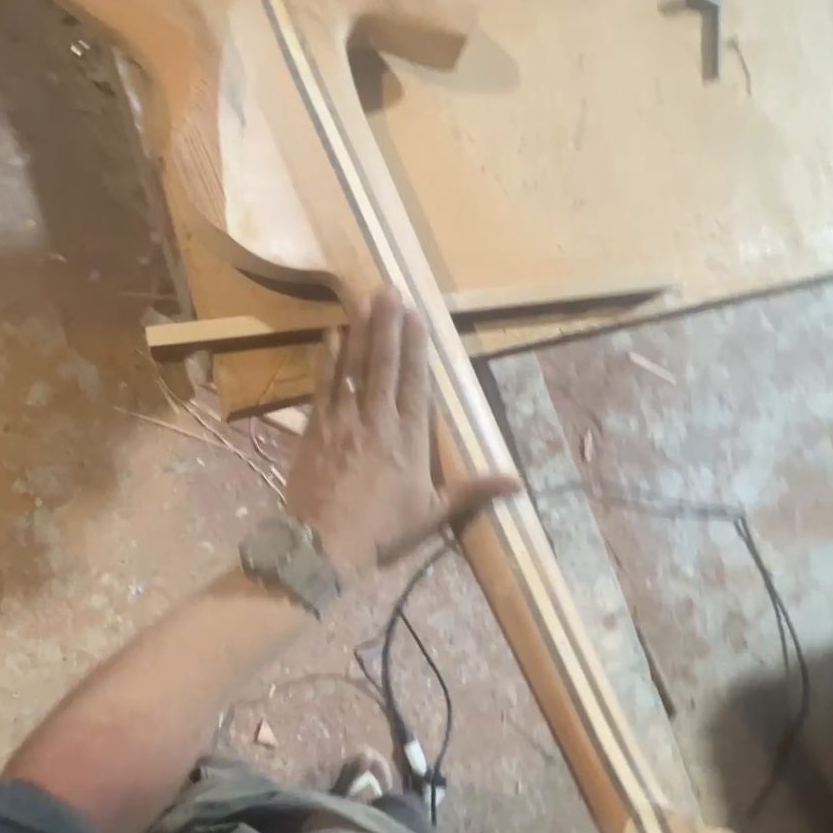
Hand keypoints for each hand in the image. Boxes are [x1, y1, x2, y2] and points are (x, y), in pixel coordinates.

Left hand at [284, 287, 521, 577]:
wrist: (324, 543)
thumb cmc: (382, 530)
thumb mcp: (431, 513)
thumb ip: (471, 490)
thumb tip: (518, 482)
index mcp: (409, 438)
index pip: (415, 382)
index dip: (417, 347)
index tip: (417, 314)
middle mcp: (377, 420)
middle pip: (384, 365)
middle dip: (388, 325)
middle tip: (389, 288)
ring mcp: (343, 421)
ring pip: (353, 368)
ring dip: (360, 331)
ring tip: (364, 298)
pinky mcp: (315, 429)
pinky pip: (322, 386)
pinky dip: (327, 360)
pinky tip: (331, 335)